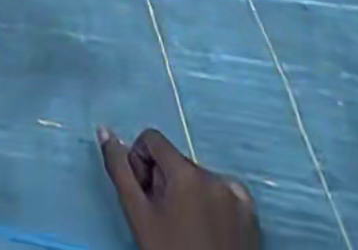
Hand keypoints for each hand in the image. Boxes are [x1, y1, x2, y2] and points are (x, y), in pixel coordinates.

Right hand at [99, 127, 259, 249]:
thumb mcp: (137, 212)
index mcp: (187, 173)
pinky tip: (206, 226)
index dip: (139, 161)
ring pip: (196, 176)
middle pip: (174, 160)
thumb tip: (104, 131)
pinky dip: (210, 200)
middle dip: (161, 179)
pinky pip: (223, 191)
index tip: (143, 192)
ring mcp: (239, 198)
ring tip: (182, 224)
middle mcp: (216, 178)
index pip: (152, 140)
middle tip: (159, 213)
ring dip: (184, 190)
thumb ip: (119, 167)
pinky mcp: (252, 216)